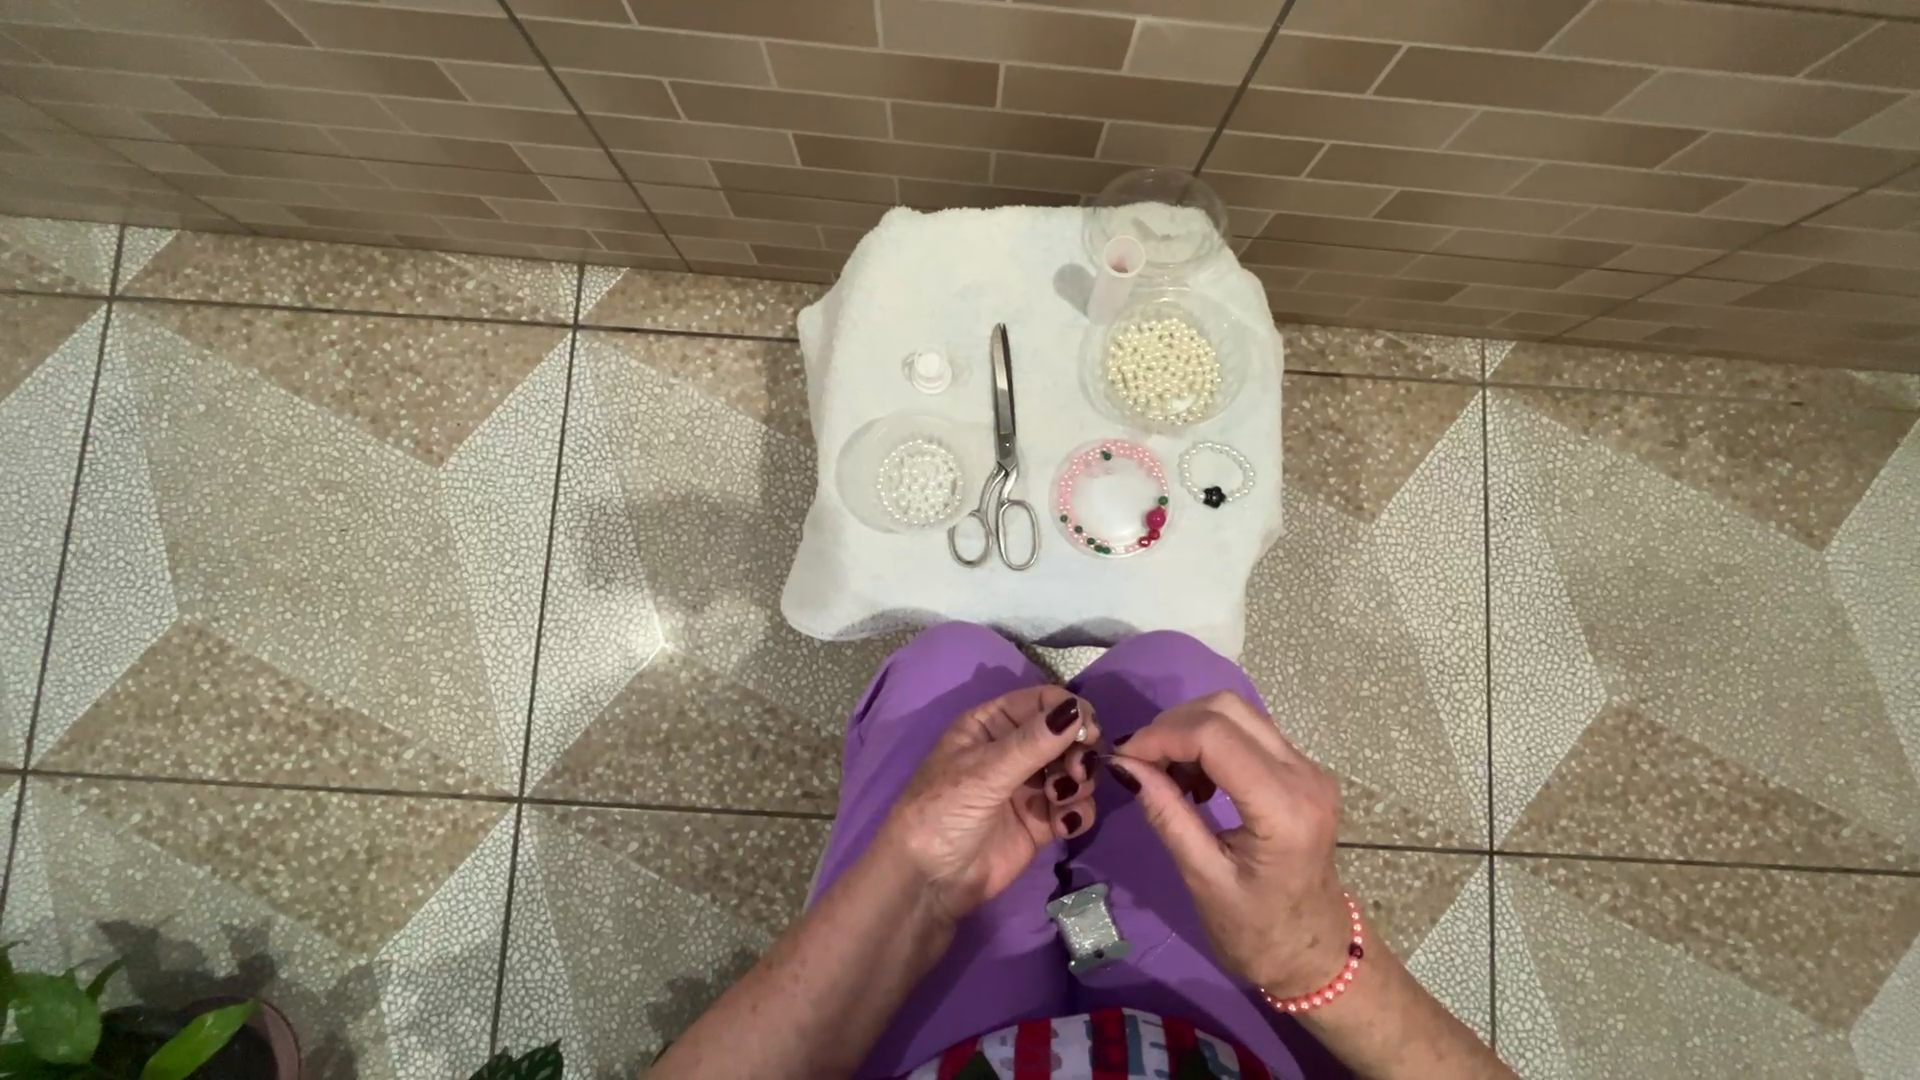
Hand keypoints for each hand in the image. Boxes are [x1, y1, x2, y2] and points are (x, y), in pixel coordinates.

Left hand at [876, 687, 1101, 923]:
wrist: (928, 882)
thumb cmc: (943, 812)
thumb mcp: (984, 772)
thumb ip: (1032, 743)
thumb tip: (1077, 709)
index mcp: (991, 724)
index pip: (1041, 702)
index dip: (1069, 711)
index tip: (1089, 731)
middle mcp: (1013, 749)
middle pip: (1065, 735)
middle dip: (1077, 751)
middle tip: (1076, 773)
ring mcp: (1028, 786)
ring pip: (1074, 770)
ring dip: (1078, 783)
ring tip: (1060, 801)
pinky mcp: (1041, 821)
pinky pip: (1074, 806)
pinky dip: (1077, 813)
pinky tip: (1063, 826)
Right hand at [1106, 692, 1351, 997]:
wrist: (1316, 956)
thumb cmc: (1258, 931)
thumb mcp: (1202, 877)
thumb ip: (1166, 813)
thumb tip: (1123, 764)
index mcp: (1284, 808)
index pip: (1214, 735)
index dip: (1161, 735)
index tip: (1124, 757)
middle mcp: (1304, 774)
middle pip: (1226, 708)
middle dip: (1172, 725)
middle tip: (1140, 761)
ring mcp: (1308, 768)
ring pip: (1236, 711)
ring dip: (1189, 728)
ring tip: (1164, 770)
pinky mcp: (1302, 769)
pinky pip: (1247, 729)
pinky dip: (1208, 738)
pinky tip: (1193, 776)